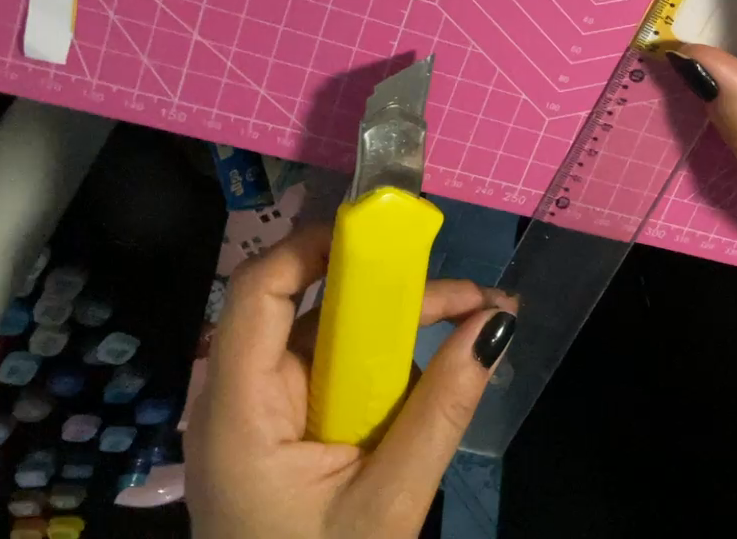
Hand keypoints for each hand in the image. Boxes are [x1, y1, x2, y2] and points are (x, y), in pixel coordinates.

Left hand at [186, 225, 515, 538]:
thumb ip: (441, 411)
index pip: (261, 293)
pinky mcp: (294, 425)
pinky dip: (395, 361)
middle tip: (472, 293)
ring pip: (337, 336)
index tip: (388, 232)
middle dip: (395, 290)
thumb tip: (496, 325)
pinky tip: (444, 365)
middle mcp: (246, 396)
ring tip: (481, 320)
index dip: (316, 245)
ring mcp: (271, 411)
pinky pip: (345, 371)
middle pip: (313, 308)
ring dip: (407, 324)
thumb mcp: (387, 503)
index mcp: (241, 411)